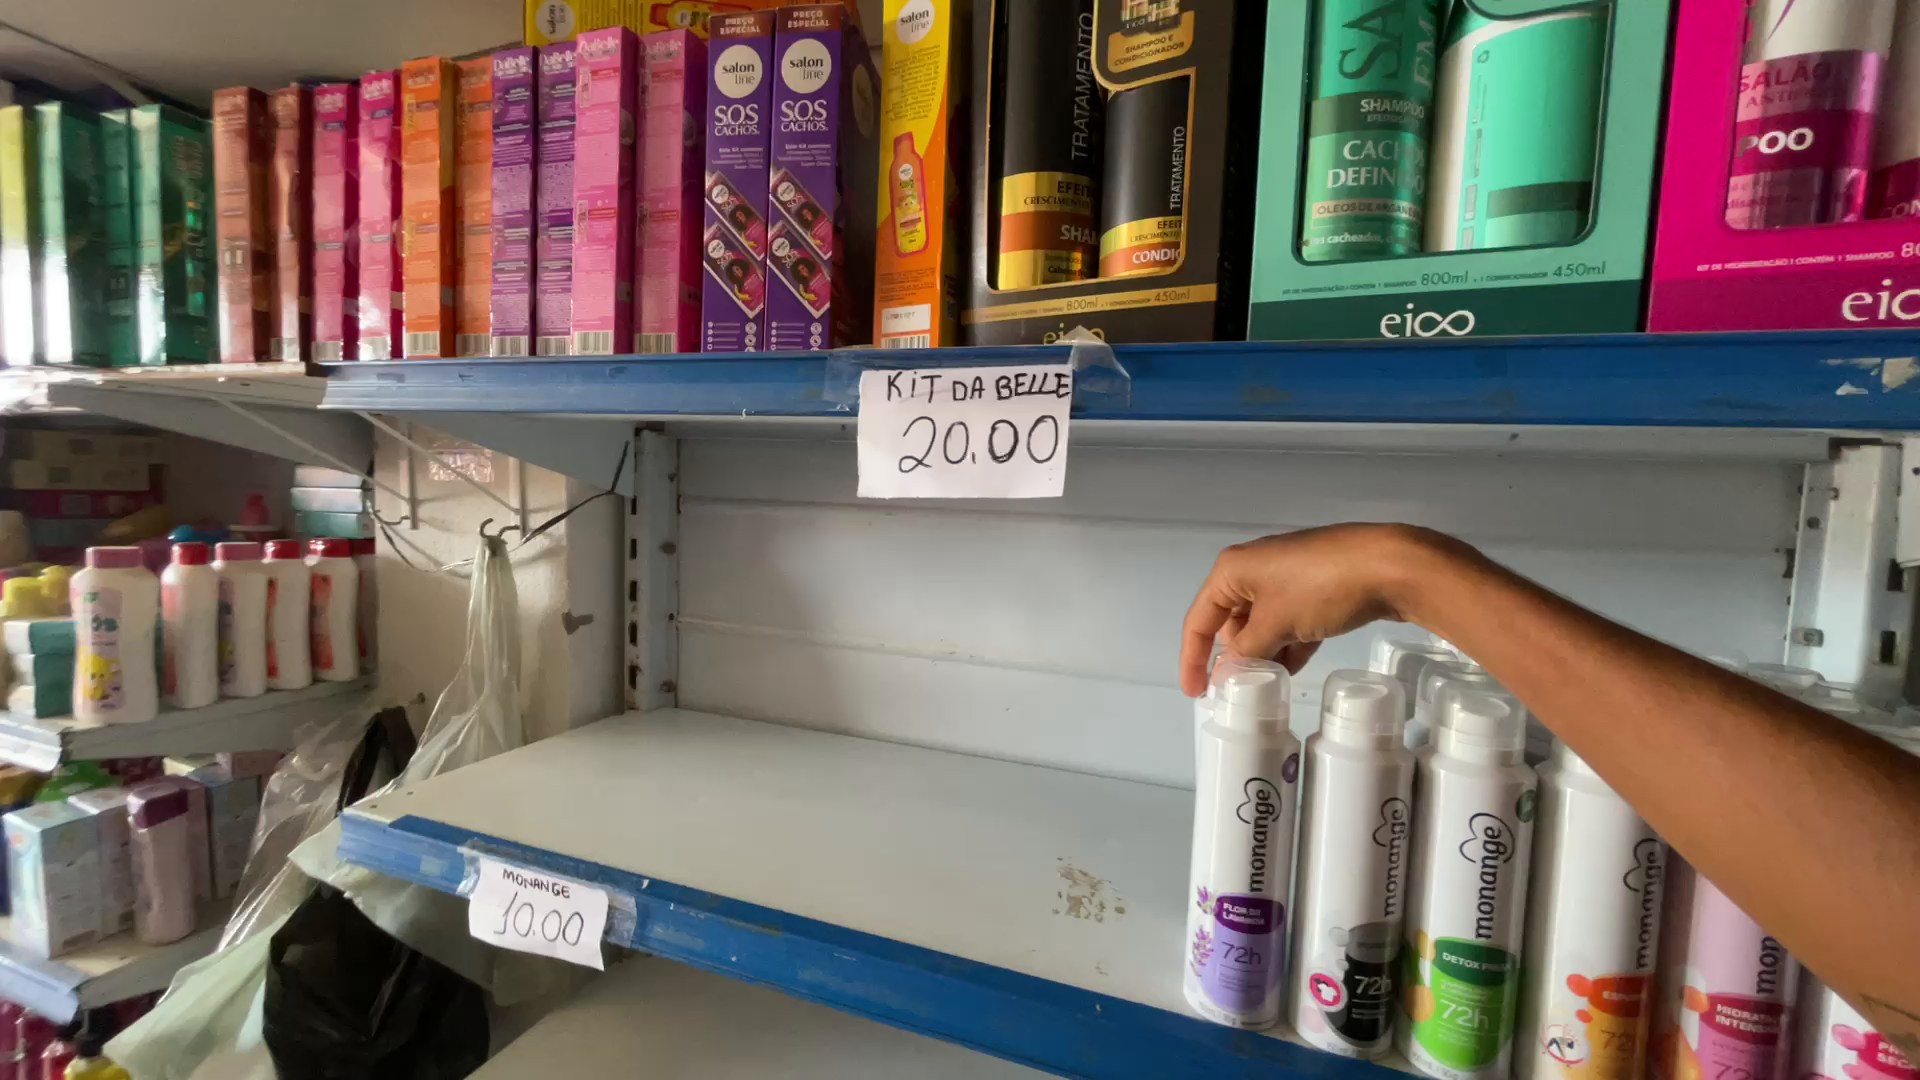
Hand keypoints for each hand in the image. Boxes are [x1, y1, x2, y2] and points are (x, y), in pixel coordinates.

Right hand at [1178, 524, 1456, 695]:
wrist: (1394, 564)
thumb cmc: (1322, 588)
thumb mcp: (1277, 624)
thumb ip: (1245, 654)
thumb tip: (1223, 677)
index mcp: (1231, 570)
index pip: (1199, 620)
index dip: (1192, 659)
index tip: (1196, 693)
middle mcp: (1252, 569)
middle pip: (1229, 621)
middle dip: (1234, 656)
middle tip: (1239, 691)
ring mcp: (1285, 575)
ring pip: (1261, 623)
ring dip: (1263, 653)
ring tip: (1268, 685)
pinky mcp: (1314, 585)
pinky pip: (1287, 620)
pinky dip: (1287, 644)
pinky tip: (1293, 667)